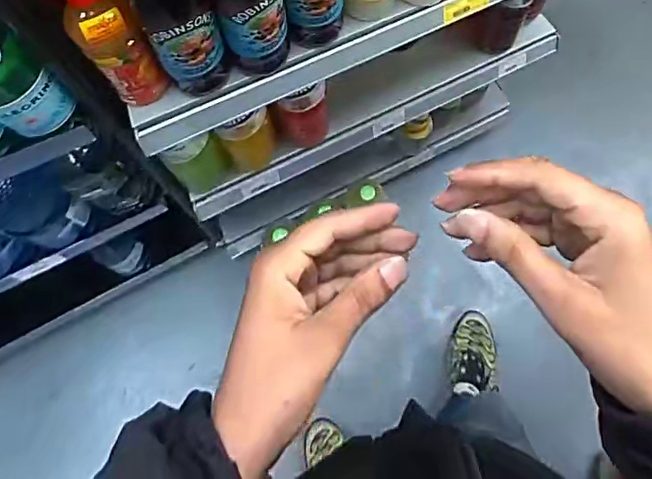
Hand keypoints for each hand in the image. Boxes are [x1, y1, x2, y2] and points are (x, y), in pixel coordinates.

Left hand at [213, 202, 415, 477]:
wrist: (243, 438)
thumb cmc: (278, 383)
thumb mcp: (324, 338)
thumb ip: (362, 297)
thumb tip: (399, 264)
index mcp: (278, 265)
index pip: (325, 229)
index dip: (362, 218)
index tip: (395, 212)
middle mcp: (280, 269)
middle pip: (329, 244)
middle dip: (368, 239)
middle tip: (409, 238)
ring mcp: (286, 292)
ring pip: (331, 265)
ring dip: (364, 261)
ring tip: (403, 256)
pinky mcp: (294, 313)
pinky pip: (328, 288)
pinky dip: (353, 284)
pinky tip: (379, 282)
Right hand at [435, 157, 651, 413]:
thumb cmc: (624, 346)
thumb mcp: (562, 300)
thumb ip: (511, 252)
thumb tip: (464, 218)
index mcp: (608, 213)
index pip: (541, 177)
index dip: (493, 174)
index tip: (453, 180)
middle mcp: (603, 208)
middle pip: (535, 186)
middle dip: (488, 192)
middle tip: (444, 204)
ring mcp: (596, 225)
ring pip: (535, 205)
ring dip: (495, 214)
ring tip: (455, 226)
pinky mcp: (589, 243)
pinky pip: (543, 227)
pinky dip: (512, 234)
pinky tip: (480, 246)